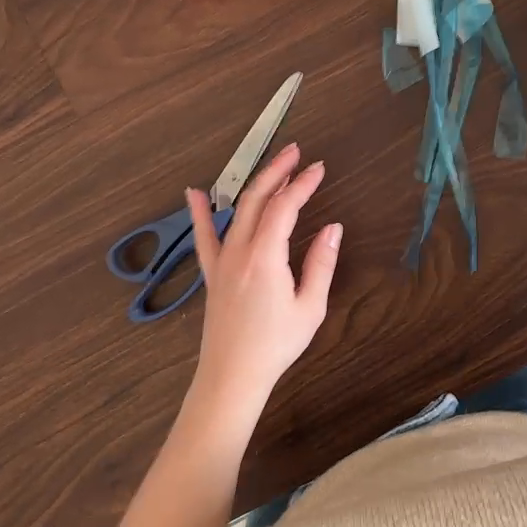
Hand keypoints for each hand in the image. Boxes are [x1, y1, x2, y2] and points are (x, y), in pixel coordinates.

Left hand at [185, 143, 340, 411]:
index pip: (285, 207)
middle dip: (277, 171)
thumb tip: (333, 229)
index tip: (319, 169)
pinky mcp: (212, 273)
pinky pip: (204, 236)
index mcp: (265, 257)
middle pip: (257, 199)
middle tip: (296, 153)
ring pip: (236, 211)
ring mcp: (222, 260)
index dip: (302, 184)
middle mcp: (239, 251)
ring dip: (254, 184)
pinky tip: (194, 193)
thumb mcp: (310, 307)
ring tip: (271, 166)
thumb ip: (321, 264)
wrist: (233, 374)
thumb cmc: (276, 344)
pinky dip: (200, 213)